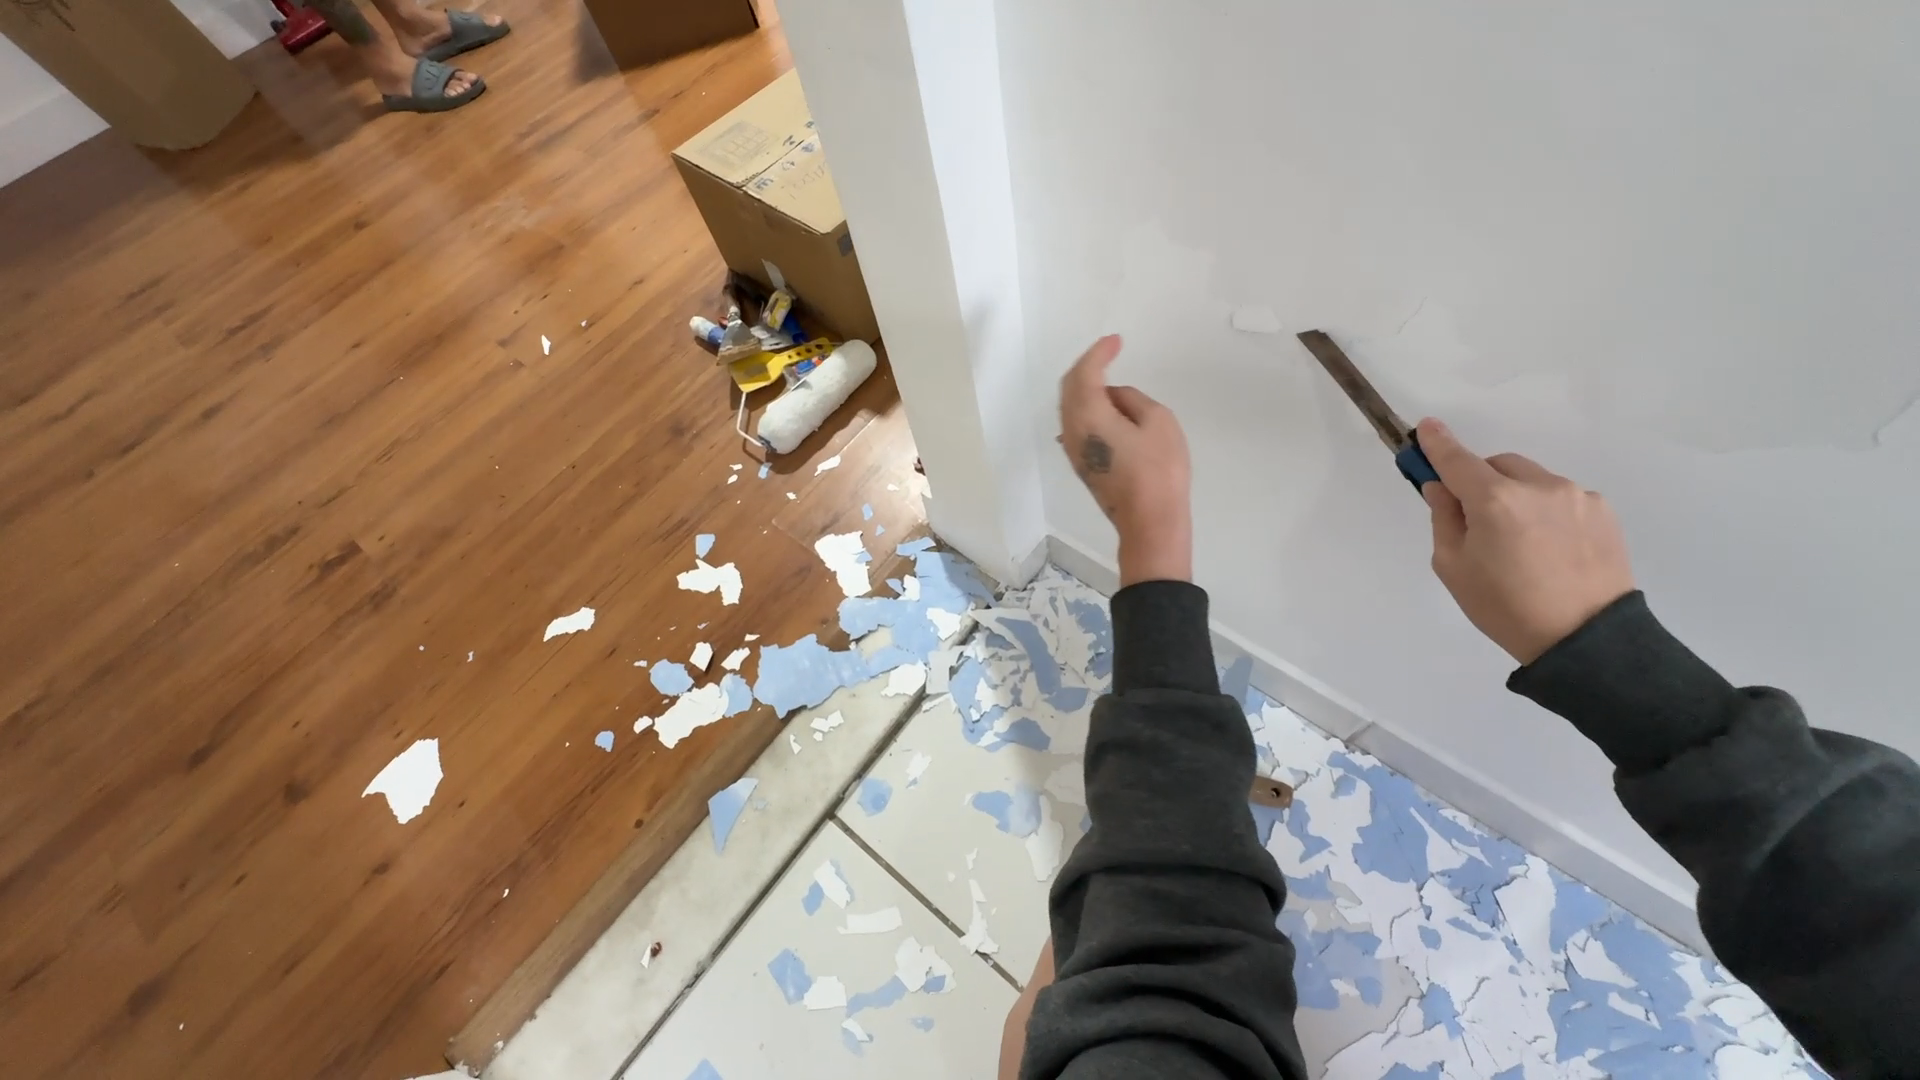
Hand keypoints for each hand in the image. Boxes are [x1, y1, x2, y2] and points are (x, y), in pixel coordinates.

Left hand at [1058, 335, 1192, 585]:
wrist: (1149, 521)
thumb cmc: (1159, 471)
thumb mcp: (1157, 421)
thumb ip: (1132, 400)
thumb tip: (1115, 399)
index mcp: (1088, 415)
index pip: (1085, 374)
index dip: (1099, 353)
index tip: (1115, 342)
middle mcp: (1072, 430)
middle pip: (1069, 388)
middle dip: (1086, 367)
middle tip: (1109, 353)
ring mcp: (1073, 450)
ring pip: (1069, 408)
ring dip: (1084, 388)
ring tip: (1109, 378)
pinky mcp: (1081, 464)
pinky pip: (1075, 424)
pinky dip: (1086, 407)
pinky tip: (1103, 407)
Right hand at [1417, 418, 1635, 664]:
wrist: (1584, 638)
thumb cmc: (1504, 606)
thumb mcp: (1453, 566)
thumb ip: (1444, 518)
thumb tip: (1442, 488)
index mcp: (1494, 500)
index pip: (1457, 460)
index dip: (1437, 444)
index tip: (1425, 428)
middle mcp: (1538, 486)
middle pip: (1498, 465)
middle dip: (1481, 480)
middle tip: (1474, 517)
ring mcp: (1575, 496)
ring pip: (1531, 480)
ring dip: (1515, 495)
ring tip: (1518, 541)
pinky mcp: (1601, 511)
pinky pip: (1560, 498)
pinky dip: (1544, 510)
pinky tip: (1547, 547)